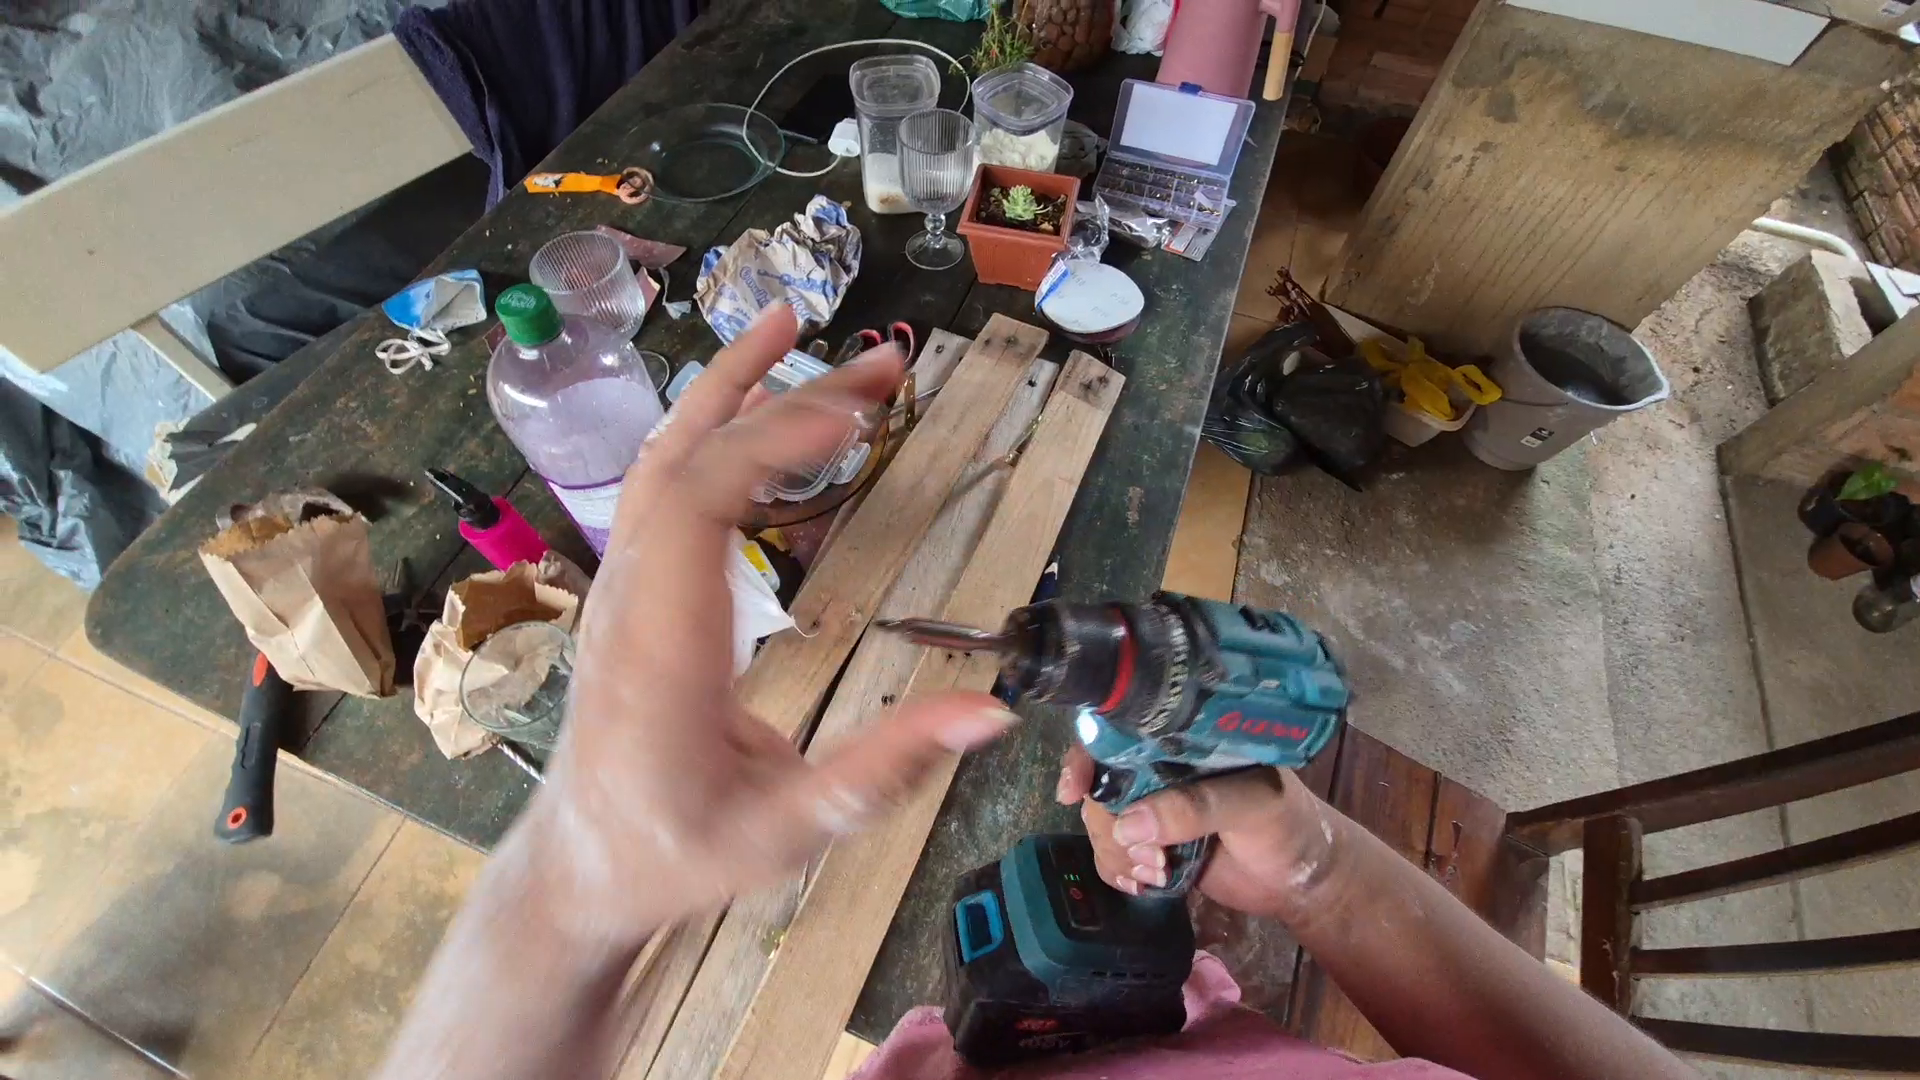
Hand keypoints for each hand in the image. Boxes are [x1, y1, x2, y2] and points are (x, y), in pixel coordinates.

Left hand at [517, 306, 1017, 946]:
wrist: (582, 865)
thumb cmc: (681, 851)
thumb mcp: (793, 830)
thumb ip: (888, 768)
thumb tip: (992, 710)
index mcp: (662, 647)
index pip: (699, 503)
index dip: (772, 442)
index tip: (856, 414)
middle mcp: (631, 595)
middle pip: (688, 457)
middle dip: (780, 395)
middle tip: (879, 366)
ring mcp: (624, 583)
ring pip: (664, 455)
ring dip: (732, 386)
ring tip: (797, 328)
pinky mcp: (635, 583)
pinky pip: (665, 481)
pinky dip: (710, 424)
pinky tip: (750, 402)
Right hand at [1055, 745, 1339, 921]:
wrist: (1306, 881)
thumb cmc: (1287, 823)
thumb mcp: (1248, 803)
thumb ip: (1192, 807)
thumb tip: (1129, 824)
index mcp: (1175, 744)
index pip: (1115, 737)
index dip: (1085, 759)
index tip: (1073, 791)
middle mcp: (1155, 770)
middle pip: (1100, 787)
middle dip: (1111, 825)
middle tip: (1151, 857)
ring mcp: (1151, 809)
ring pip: (1101, 823)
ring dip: (1117, 853)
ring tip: (1155, 874)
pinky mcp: (1151, 846)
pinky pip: (1111, 853)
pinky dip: (1115, 870)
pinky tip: (1138, 885)